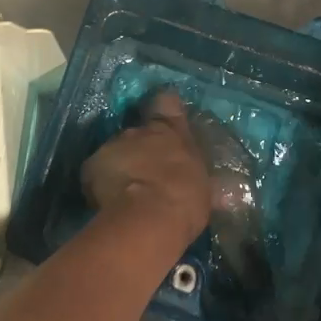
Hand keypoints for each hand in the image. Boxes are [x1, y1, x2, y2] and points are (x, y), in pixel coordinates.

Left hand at [81, 90, 210, 241]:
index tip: (163, 122)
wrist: (149, 218)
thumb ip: (203, 184)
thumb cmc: (184, 200)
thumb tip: (228, 194)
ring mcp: (114, 144)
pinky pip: (96, 172)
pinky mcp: (92, 164)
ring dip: (119, 168)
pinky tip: (106, 204)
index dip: (163, 110)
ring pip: (115, 153)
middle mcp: (142, 130)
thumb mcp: (203, 192)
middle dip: (139, 151)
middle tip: (146, 177)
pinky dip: (99, 184)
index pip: (167, 102)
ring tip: (124, 196)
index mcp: (172, 132)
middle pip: (137, 133)